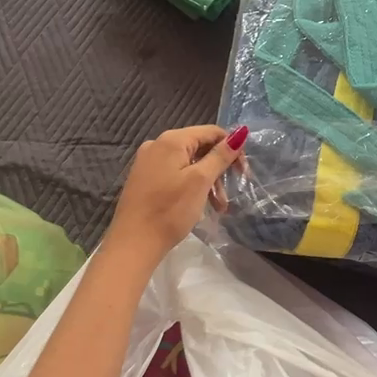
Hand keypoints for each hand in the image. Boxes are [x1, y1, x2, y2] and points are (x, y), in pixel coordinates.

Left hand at [106, 125, 246, 260]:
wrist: (132, 245)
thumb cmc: (170, 210)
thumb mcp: (200, 181)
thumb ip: (220, 155)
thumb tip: (240, 132)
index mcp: (171, 140)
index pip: (211, 132)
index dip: (232, 148)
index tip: (243, 172)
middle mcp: (157, 144)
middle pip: (199, 147)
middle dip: (219, 169)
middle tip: (230, 194)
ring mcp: (148, 162)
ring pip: (188, 163)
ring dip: (207, 181)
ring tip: (219, 207)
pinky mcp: (144, 179)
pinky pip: (175, 173)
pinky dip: (191, 185)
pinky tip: (199, 205)